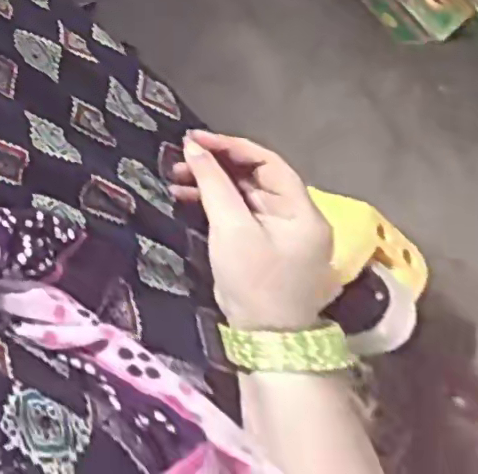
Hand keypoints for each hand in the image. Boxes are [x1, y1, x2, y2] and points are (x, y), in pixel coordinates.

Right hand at [171, 130, 337, 331]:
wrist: (265, 337)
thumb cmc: (254, 278)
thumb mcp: (230, 226)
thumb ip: (212, 181)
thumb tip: (192, 146)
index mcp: (301, 210)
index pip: (267, 161)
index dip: (230, 145)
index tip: (194, 139)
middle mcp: (296, 215)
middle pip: (254, 174)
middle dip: (215, 163)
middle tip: (180, 157)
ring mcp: (279, 230)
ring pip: (241, 190)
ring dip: (209, 180)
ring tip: (175, 177)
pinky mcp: (262, 241)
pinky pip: (237, 208)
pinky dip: (212, 199)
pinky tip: (185, 197)